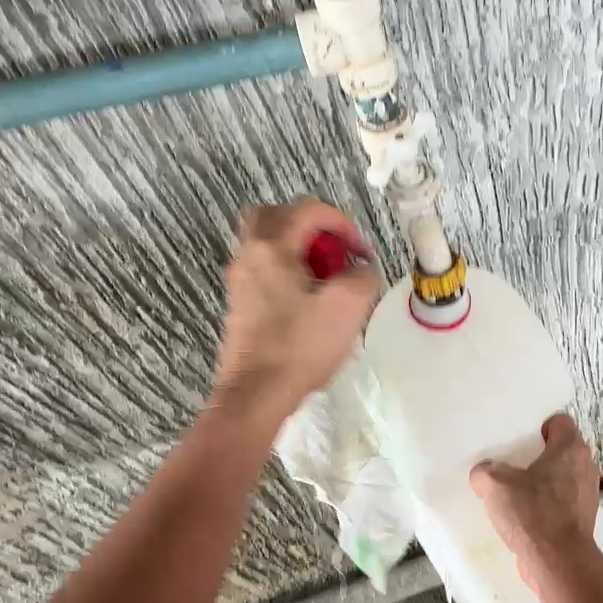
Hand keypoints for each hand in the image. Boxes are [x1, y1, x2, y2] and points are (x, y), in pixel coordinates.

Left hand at [210, 198, 380, 423]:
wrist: (256, 393)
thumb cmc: (301, 345)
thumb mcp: (349, 305)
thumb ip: (362, 275)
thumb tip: (359, 270)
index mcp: (272, 246)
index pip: (309, 210)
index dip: (343, 223)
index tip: (361, 253)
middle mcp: (249, 254)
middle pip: (275, 214)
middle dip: (311, 225)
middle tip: (333, 251)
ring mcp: (239, 279)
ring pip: (266, 241)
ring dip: (297, 247)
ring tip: (323, 276)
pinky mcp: (240, 303)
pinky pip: (263, 267)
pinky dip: (287, 269)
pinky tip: (308, 299)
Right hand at [470, 414, 601, 590]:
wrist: (558, 563)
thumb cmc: (532, 514)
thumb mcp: (496, 485)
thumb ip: (486, 472)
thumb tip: (483, 473)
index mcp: (571, 449)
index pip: (560, 422)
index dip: (540, 426)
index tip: (521, 439)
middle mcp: (585, 467)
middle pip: (561, 450)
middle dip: (538, 456)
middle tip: (513, 464)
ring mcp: (587, 495)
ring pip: (562, 478)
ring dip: (542, 483)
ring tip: (516, 492)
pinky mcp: (582, 520)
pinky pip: (562, 503)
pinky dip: (547, 506)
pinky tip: (525, 516)